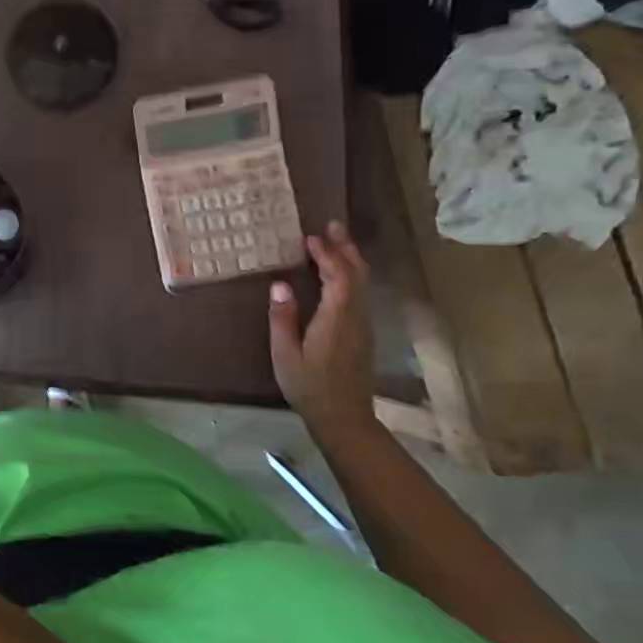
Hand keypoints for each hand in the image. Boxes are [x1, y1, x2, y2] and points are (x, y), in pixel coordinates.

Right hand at [268, 221, 374, 429]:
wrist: (344, 416)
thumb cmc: (308, 386)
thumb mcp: (285, 354)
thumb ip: (283, 318)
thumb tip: (280, 285)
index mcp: (336, 319)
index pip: (338, 277)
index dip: (327, 255)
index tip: (310, 237)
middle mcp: (355, 317)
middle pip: (357, 275)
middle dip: (345, 249)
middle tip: (332, 225)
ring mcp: (362, 325)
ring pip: (362, 284)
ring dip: (350, 260)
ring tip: (336, 242)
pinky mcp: (362, 333)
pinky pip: (359, 294)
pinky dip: (350, 276)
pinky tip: (339, 275)